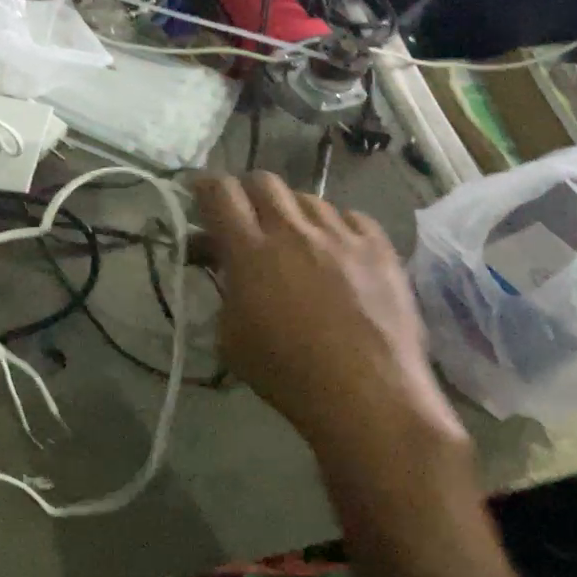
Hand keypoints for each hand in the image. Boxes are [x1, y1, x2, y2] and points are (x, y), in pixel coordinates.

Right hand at [191, 173, 463, 474]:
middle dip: (247, 193)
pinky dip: (334, 227)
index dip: (204, 185)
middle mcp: (293, 231)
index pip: (219, 192)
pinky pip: (349, 217)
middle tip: (244, 218)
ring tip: (293, 241)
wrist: (368, 395)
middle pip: (263, 181)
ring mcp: (340, 235)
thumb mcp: (230, 336)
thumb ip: (222, 288)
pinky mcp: (379, 247)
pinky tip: (335, 252)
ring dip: (290, 212)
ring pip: (307, 198)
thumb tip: (219, 260)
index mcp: (250, 251)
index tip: (198, 193)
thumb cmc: (287, 373)